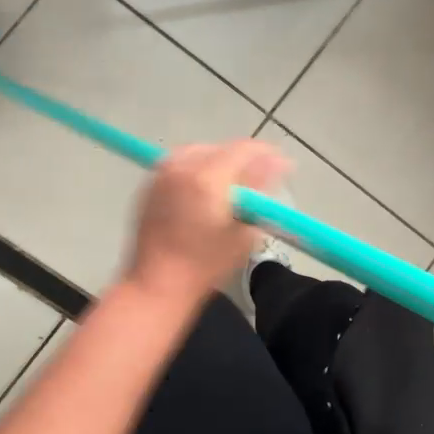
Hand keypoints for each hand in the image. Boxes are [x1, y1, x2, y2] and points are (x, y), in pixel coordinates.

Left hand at [125, 141, 288, 301]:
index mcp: (206, 178)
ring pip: (200, 152)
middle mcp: (181, 167)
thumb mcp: (243, 233)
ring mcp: (162, 173)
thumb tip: (276, 163)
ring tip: (232, 185)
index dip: (267, 154)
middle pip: (221, 148)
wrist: (155, 286)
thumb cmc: (205, 266)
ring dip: (220, 162)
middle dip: (243, 160)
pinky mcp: (150, 184)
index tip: (283, 167)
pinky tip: (205, 190)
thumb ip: (259, 191)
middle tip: (258, 181)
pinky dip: (198, 169)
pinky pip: (181, 163)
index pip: (243, 149)